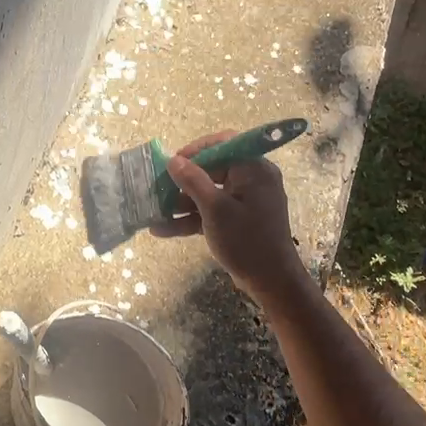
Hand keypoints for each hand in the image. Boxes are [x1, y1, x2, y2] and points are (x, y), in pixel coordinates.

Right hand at [151, 131, 310, 302]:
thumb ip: (193, 181)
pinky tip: (163, 229)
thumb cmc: (245, 240)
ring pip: (209, 193)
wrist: (271, 281)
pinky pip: (213, 211)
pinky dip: (192, 219)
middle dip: (183, 181)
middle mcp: (252, 180)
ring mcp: (245, 201)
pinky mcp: (239, 219)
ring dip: (182, 203)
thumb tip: (173, 160)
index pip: (224, 143)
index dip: (197, 149)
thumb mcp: (215, 209)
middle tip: (159, 187)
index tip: (174, 161)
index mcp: (253, 169)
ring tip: (154, 211)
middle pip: (213, 169)